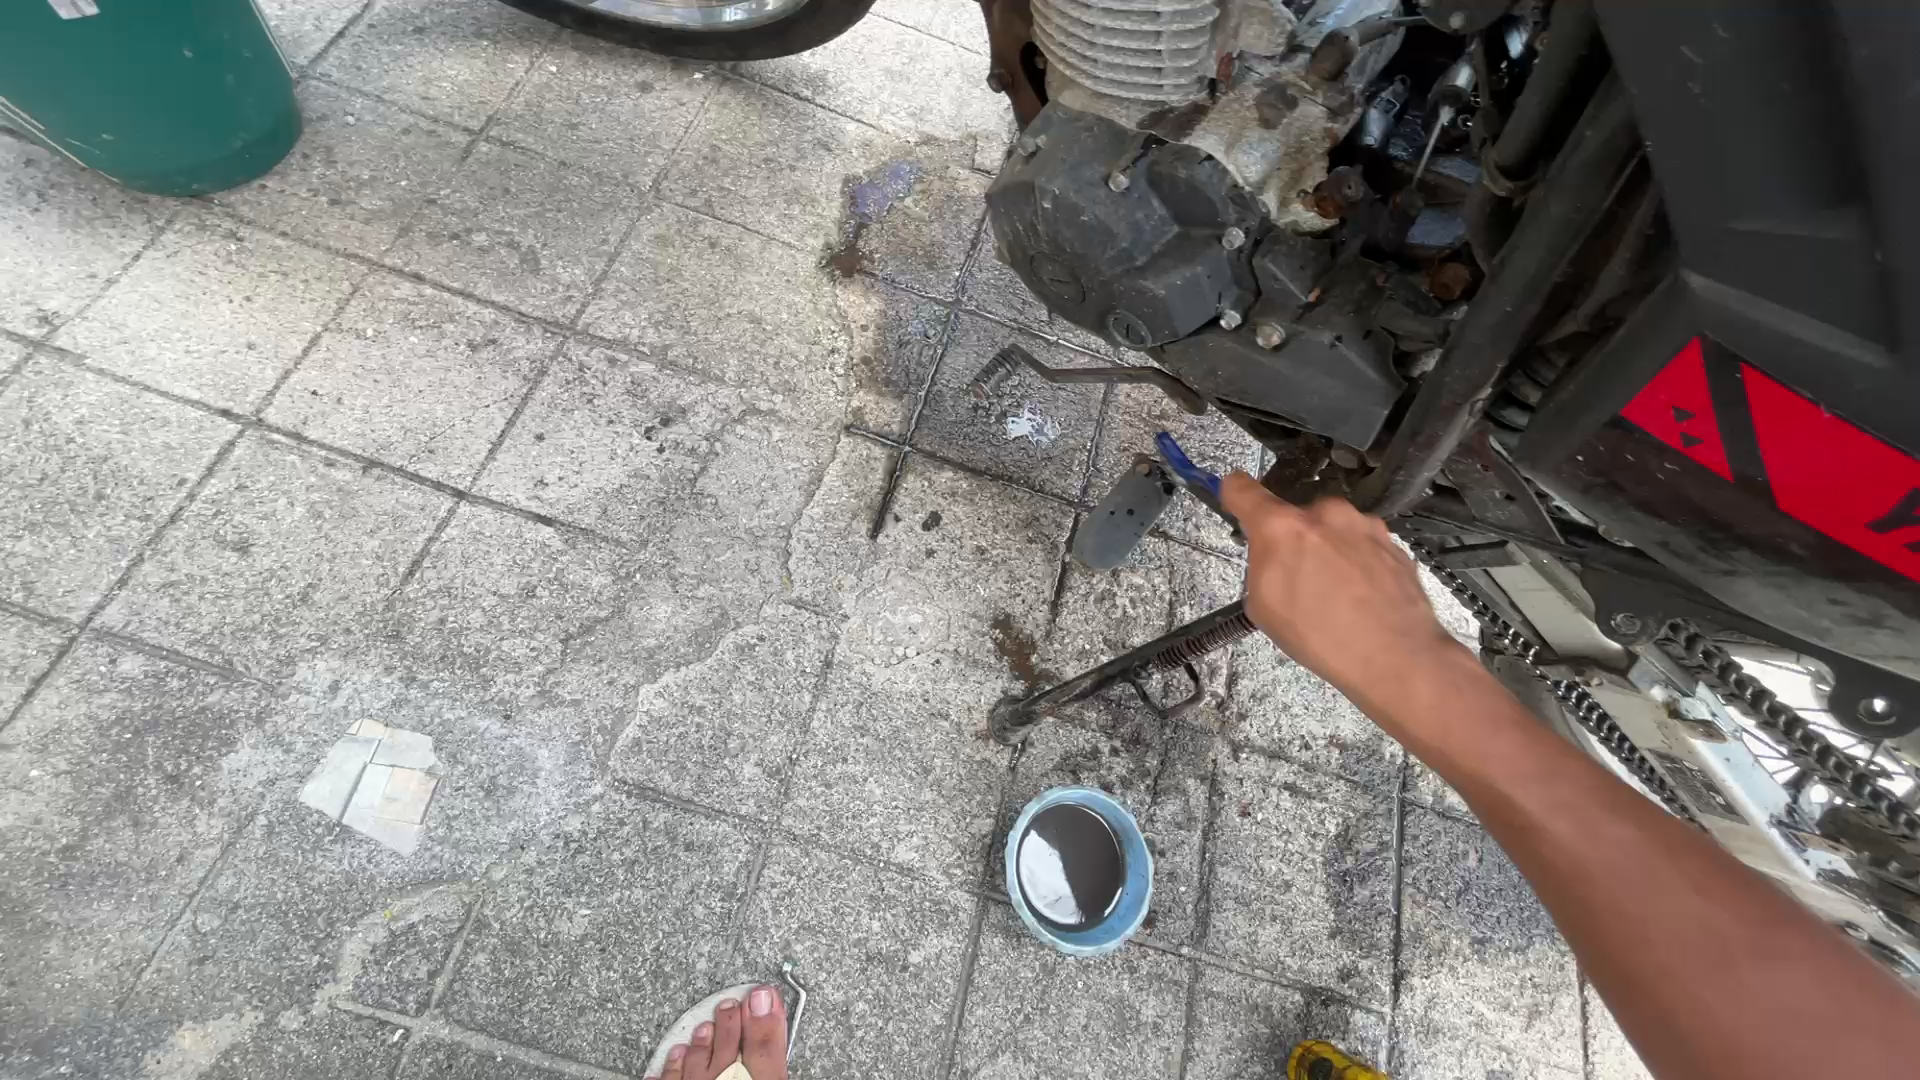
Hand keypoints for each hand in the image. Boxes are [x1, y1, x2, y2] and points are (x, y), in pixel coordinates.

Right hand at [1220, 472, 1464, 713]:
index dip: (1233, 492)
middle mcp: (1324, 514)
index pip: (1243, 490)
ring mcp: (1363, 525)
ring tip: (1332, 594)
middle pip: (1294, 517)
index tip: (1232, 494)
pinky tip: (1357, 596)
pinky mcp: (1391, 541)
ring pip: (1330, 529)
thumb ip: (1260, 566)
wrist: (1395, 656)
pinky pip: (1360, 544)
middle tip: (1294, 578)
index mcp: (1282, 528)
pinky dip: (1354, 562)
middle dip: (1290, 540)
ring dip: (1325, 550)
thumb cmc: (1321, 636)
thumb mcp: (1263, 606)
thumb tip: (1270, 557)